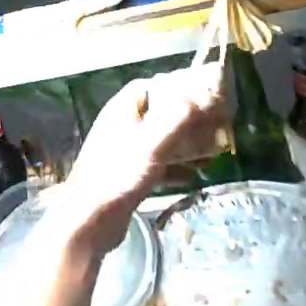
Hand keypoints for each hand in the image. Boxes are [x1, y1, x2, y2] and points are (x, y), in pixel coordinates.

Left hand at [57, 64, 232, 250]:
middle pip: (158, 114)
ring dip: (185, 145)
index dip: (178, 87)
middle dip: (187, 119)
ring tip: (213, 153)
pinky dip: (175, 167)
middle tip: (215, 126)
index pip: (151, 87)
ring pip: (160, 140)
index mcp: (122, 110)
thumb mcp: (151, 145)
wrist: (91, 219)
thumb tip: (201, 95)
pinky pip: (157, 164)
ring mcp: (123, 151)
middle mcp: (121, 125)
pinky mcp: (127, 175)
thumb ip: (176, 119)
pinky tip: (194, 176)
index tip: (204, 94)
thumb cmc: (120, 175)